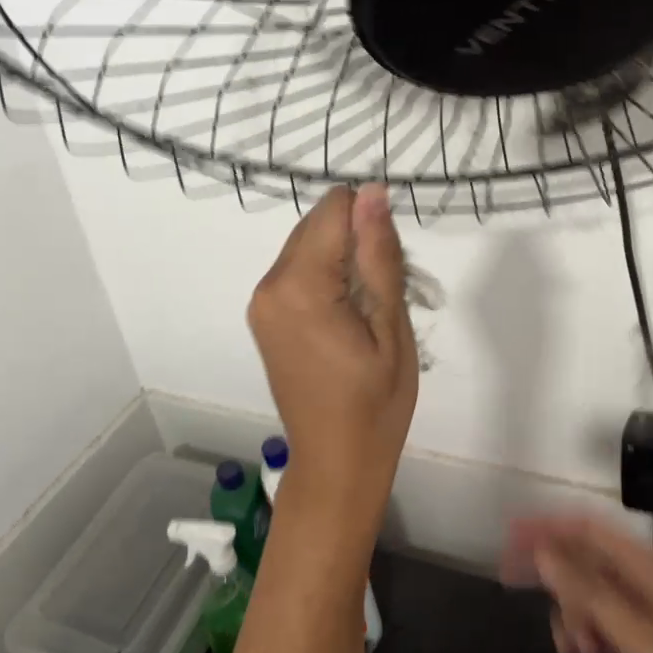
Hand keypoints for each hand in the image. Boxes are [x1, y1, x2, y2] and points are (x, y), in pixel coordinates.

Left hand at [248, 184, 418, 517]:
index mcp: (300, 285)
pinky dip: (326, 277)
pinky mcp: (263, 316)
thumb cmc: (375, 402)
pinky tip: (349, 317)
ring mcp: (261, 302)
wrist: (336, 461)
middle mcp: (269, 285)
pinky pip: (297, 271)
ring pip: (308, 244)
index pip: (333, 209)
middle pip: (318, 224)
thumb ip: (378, 255)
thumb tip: (371, 191)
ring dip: (344, 260)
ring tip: (369, 311)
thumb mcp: (390, 327)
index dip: (370, 223)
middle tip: (385, 294)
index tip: (391, 266)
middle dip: (357, 241)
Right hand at [503, 516, 652, 652]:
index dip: (547, 523)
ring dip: (571, 615)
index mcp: (646, 566)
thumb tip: (544, 553)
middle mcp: (644, 577)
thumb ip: (589, 593)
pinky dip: (586, 632)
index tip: (512, 531)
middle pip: (583, 557)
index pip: (587, 526)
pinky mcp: (645, 632)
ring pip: (588, 592)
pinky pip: (601, 618)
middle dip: (551, 573)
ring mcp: (645, 605)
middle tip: (510, 577)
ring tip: (573, 651)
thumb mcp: (638, 637)